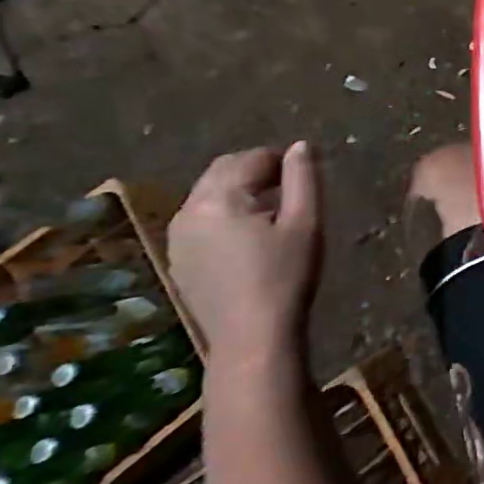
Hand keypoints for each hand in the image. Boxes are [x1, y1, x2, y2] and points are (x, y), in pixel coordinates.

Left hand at [167, 143, 321, 362]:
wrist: (252, 338)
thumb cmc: (286, 276)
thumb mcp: (305, 223)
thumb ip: (303, 178)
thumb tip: (301, 146)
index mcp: (218, 199)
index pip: (249, 159)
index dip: (280, 158)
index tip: (305, 168)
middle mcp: (188, 212)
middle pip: (222, 172)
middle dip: (256, 169)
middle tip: (291, 182)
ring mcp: (178, 238)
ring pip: (209, 196)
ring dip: (240, 191)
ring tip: (274, 208)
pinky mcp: (179, 261)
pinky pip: (202, 221)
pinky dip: (226, 215)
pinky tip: (251, 236)